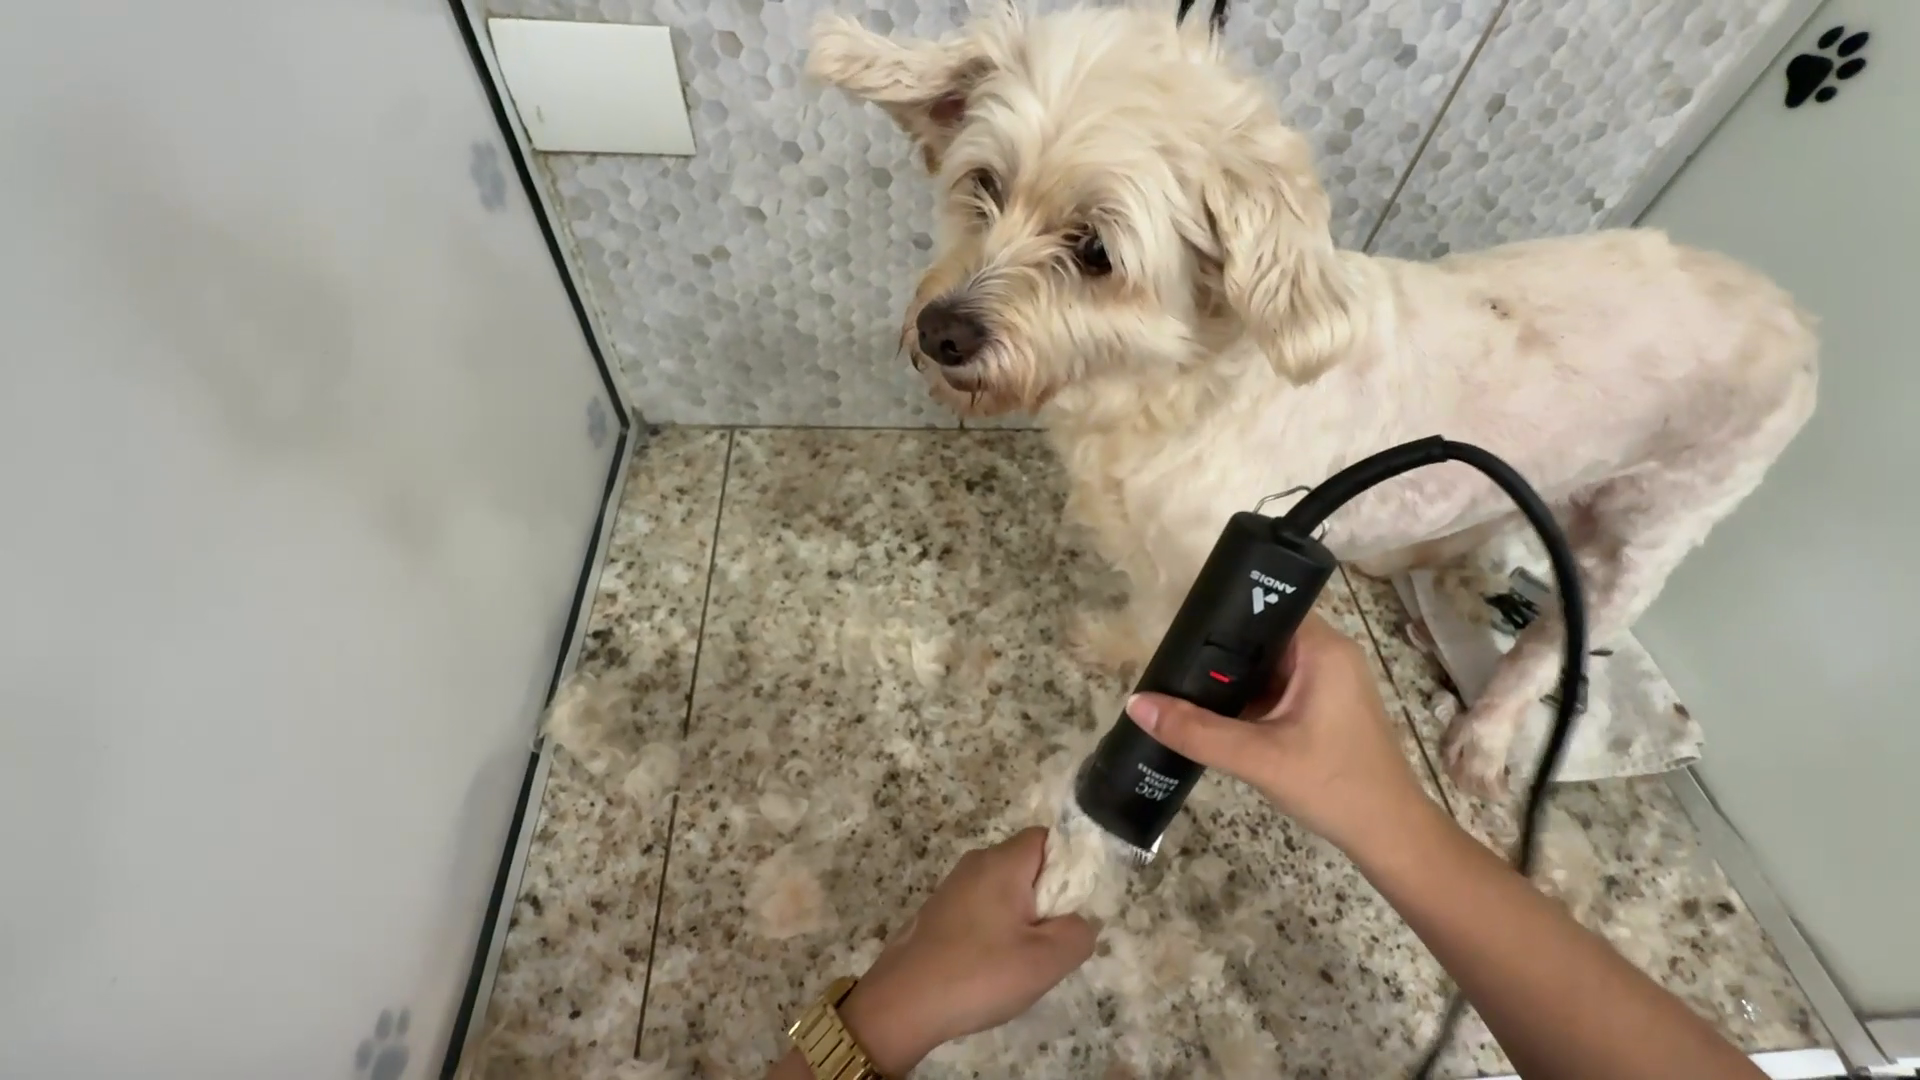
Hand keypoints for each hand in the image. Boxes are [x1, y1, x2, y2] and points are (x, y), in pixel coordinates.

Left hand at [836, 828, 1096, 1073]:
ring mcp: (955, 885)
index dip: (1069, 866)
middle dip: (1047, 899)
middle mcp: (977, 862)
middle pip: (1027, 864)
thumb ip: (1077, 933)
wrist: (904, 1001)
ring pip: (1005, 889)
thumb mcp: (1044, 961)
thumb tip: (1082, 919)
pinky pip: (983, 906)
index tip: (1073, 907)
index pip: (1047, 838)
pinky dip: (996, 928)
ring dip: (1022, 918)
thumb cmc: (979, 973)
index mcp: (1003, 862)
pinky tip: (992, 966)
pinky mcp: (941, 909)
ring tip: (1022, 960)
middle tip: (1050, 942)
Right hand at [1125, 613, 1437, 852]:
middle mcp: (1326, 655)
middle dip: (1215, 650)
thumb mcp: (1258, 757)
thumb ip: (1195, 731)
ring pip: (1262, 665)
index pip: (1264, 607)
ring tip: (1179, 682)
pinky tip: (1210, 711)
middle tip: (1169, 661)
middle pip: (1258, 637)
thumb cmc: (1335, 786)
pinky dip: (1243, 697)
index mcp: (1321, 649)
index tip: (1178, 628)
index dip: (1220, 614)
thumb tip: (1136, 704)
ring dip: (1227, 676)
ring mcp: (1325, 682)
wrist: (1391, 839)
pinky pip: (1271, 688)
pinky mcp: (1320, 707)